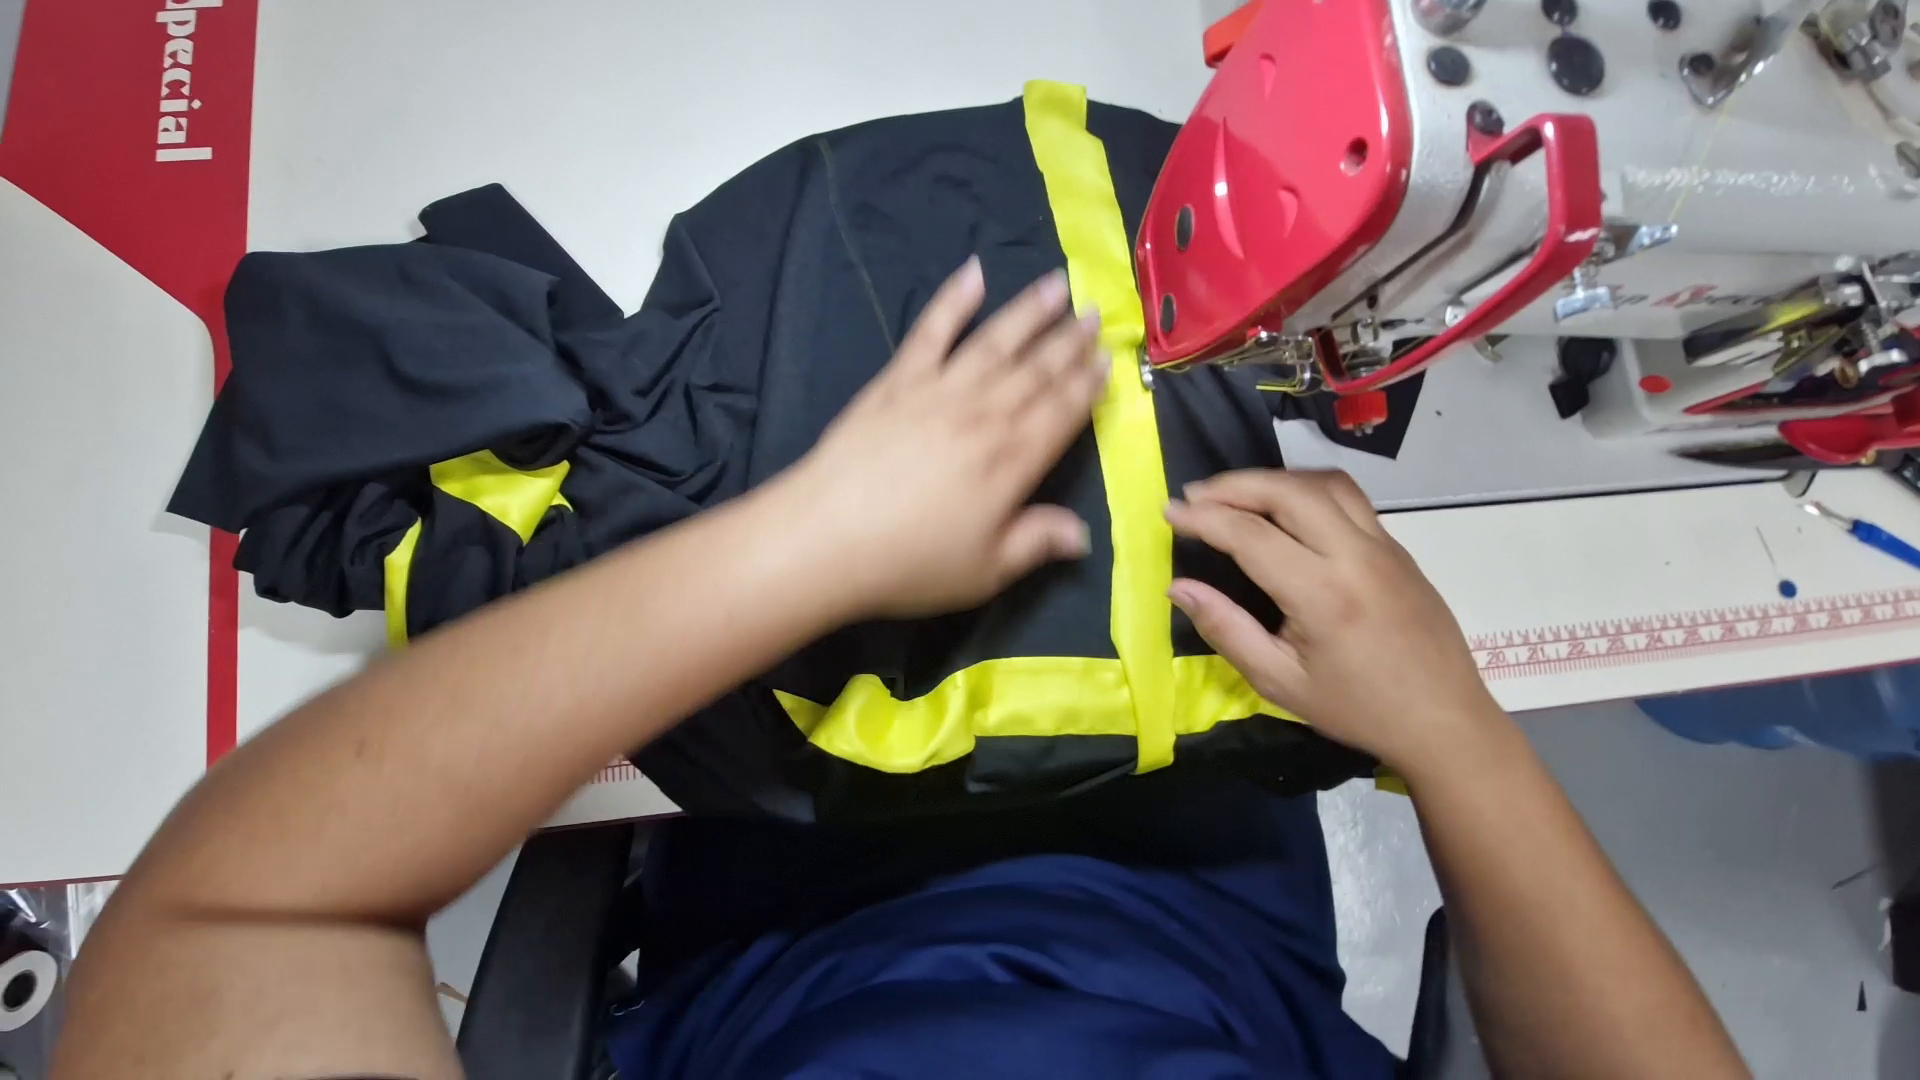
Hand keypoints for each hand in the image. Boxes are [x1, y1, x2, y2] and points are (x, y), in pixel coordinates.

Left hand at [775, 257, 1107, 618]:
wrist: (825, 538)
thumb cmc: (909, 563)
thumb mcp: (984, 571)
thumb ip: (1036, 543)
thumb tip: (1084, 534)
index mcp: (1011, 462)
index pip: (1061, 413)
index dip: (1087, 386)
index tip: (1107, 358)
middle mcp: (983, 416)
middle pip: (1035, 372)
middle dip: (1068, 342)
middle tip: (1094, 314)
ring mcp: (938, 392)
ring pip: (994, 343)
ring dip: (1028, 312)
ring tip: (1056, 284)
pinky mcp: (896, 382)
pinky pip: (930, 332)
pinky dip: (952, 302)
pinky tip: (972, 275)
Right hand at [1163, 470, 1499, 771]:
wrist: (1445, 721)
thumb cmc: (1356, 708)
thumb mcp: (1278, 682)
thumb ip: (1225, 629)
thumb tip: (1179, 587)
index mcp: (1322, 594)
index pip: (1250, 534)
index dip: (1203, 518)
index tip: (1168, 513)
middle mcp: (1355, 555)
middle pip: (1288, 491)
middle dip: (1233, 485)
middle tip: (1194, 496)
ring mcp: (1383, 545)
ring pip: (1323, 483)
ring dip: (1272, 479)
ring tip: (1235, 494)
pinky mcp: (1397, 547)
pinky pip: (1347, 498)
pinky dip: (1304, 488)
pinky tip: (1283, 507)